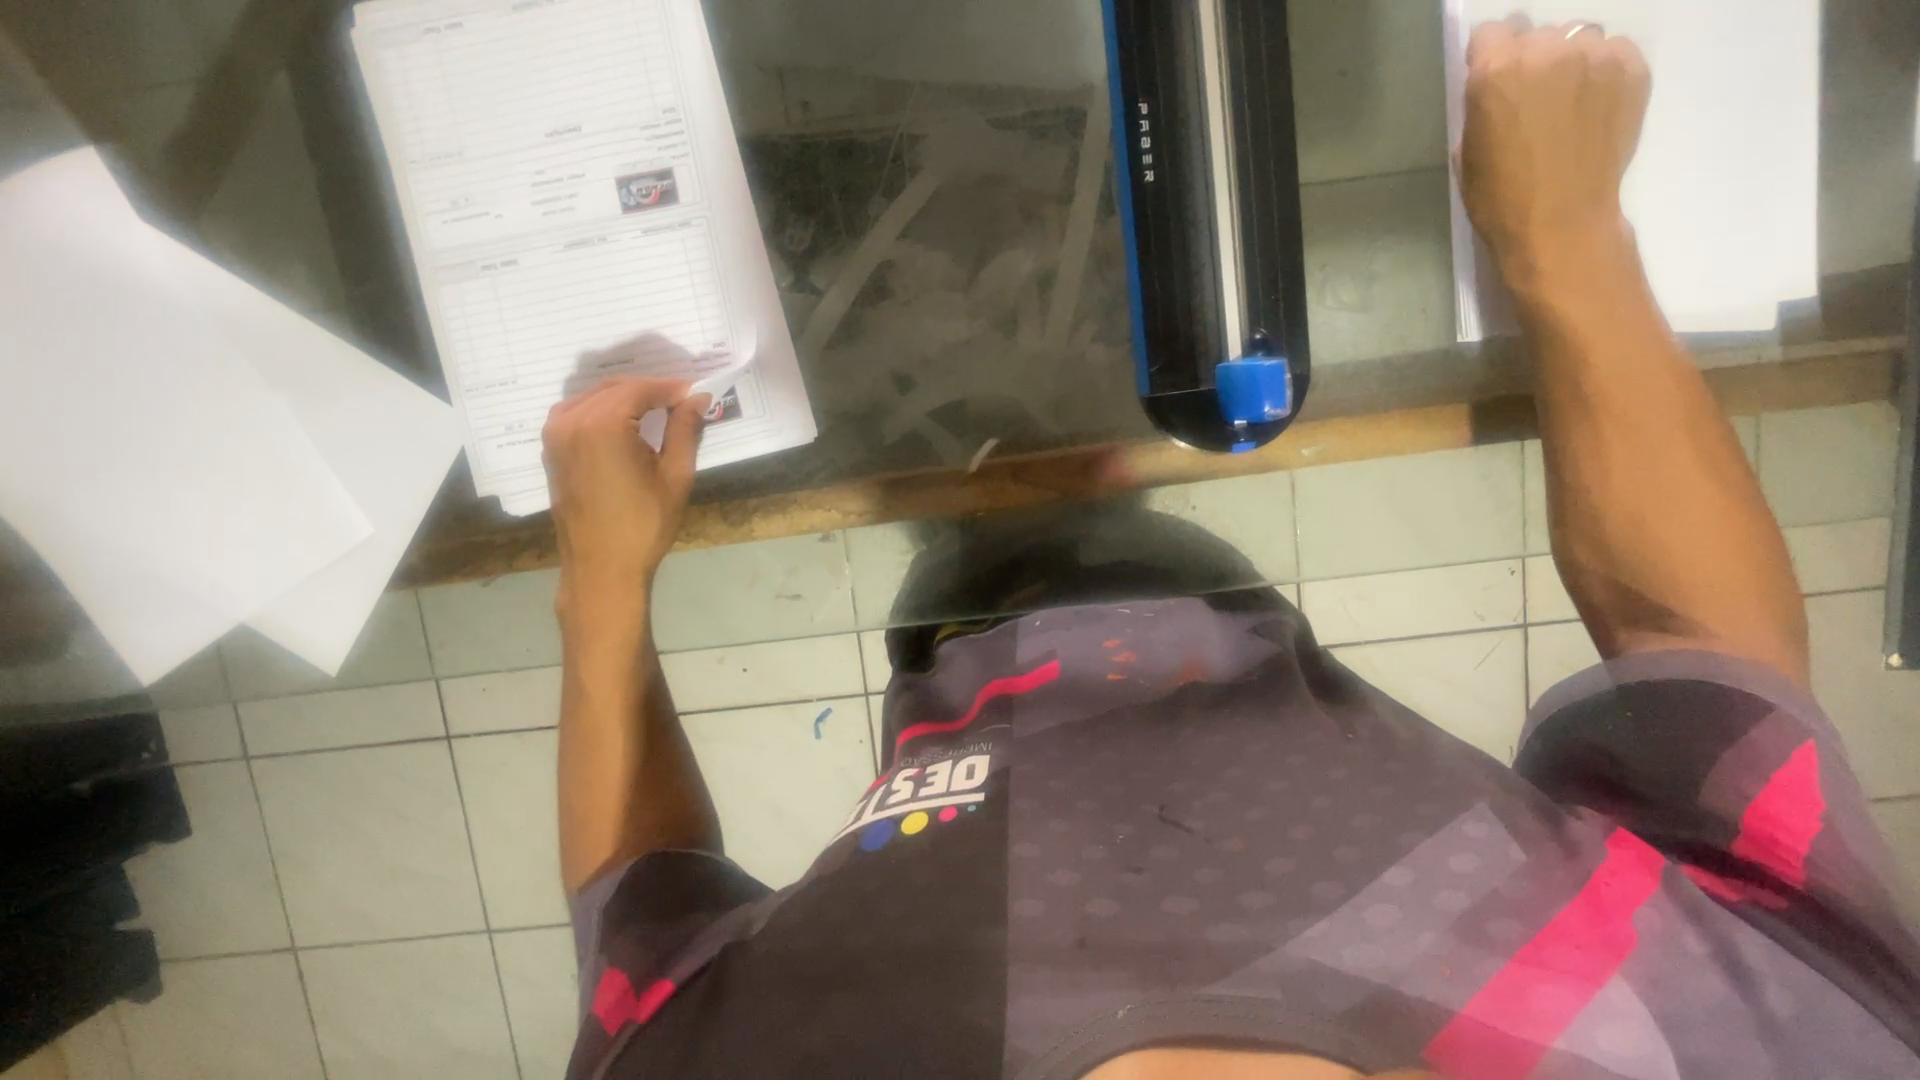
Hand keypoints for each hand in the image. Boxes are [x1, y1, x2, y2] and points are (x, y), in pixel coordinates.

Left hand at [542, 377, 707, 621]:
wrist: (602, 568)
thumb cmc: (644, 525)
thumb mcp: (675, 476)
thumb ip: (685, 430)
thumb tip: (697, 399)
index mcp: (603, 424)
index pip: (641, 390)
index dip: (670, 389)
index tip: (695, 393)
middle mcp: (572, 421)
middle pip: (615, 389)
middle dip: (648, 391)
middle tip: (680, 402)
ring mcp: (555, 435)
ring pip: (593, 398)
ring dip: (624, 398)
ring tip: (655, 411)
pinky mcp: (550, 451)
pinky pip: (575, 414)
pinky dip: (600, 410)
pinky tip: (622, 423)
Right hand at [1458, 19, 1650, 289]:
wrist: (1560, 221)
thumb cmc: (1499, 196)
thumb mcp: (1468, 149)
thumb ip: (1482, 104)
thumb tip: (1497, 88)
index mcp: (1496, 71)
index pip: (1490, 32)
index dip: (1487, 55)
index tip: (1490, 79)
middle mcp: (1548, 50)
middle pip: (1536, 32)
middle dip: (1529, 57)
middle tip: (1529, 97)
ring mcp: (1596, 55)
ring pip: (1577, 38)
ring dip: (1568, 59)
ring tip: (1567, 99)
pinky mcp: (1633, 69)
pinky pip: (1614, 51)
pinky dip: (1603, 70)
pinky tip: (1593, 105)